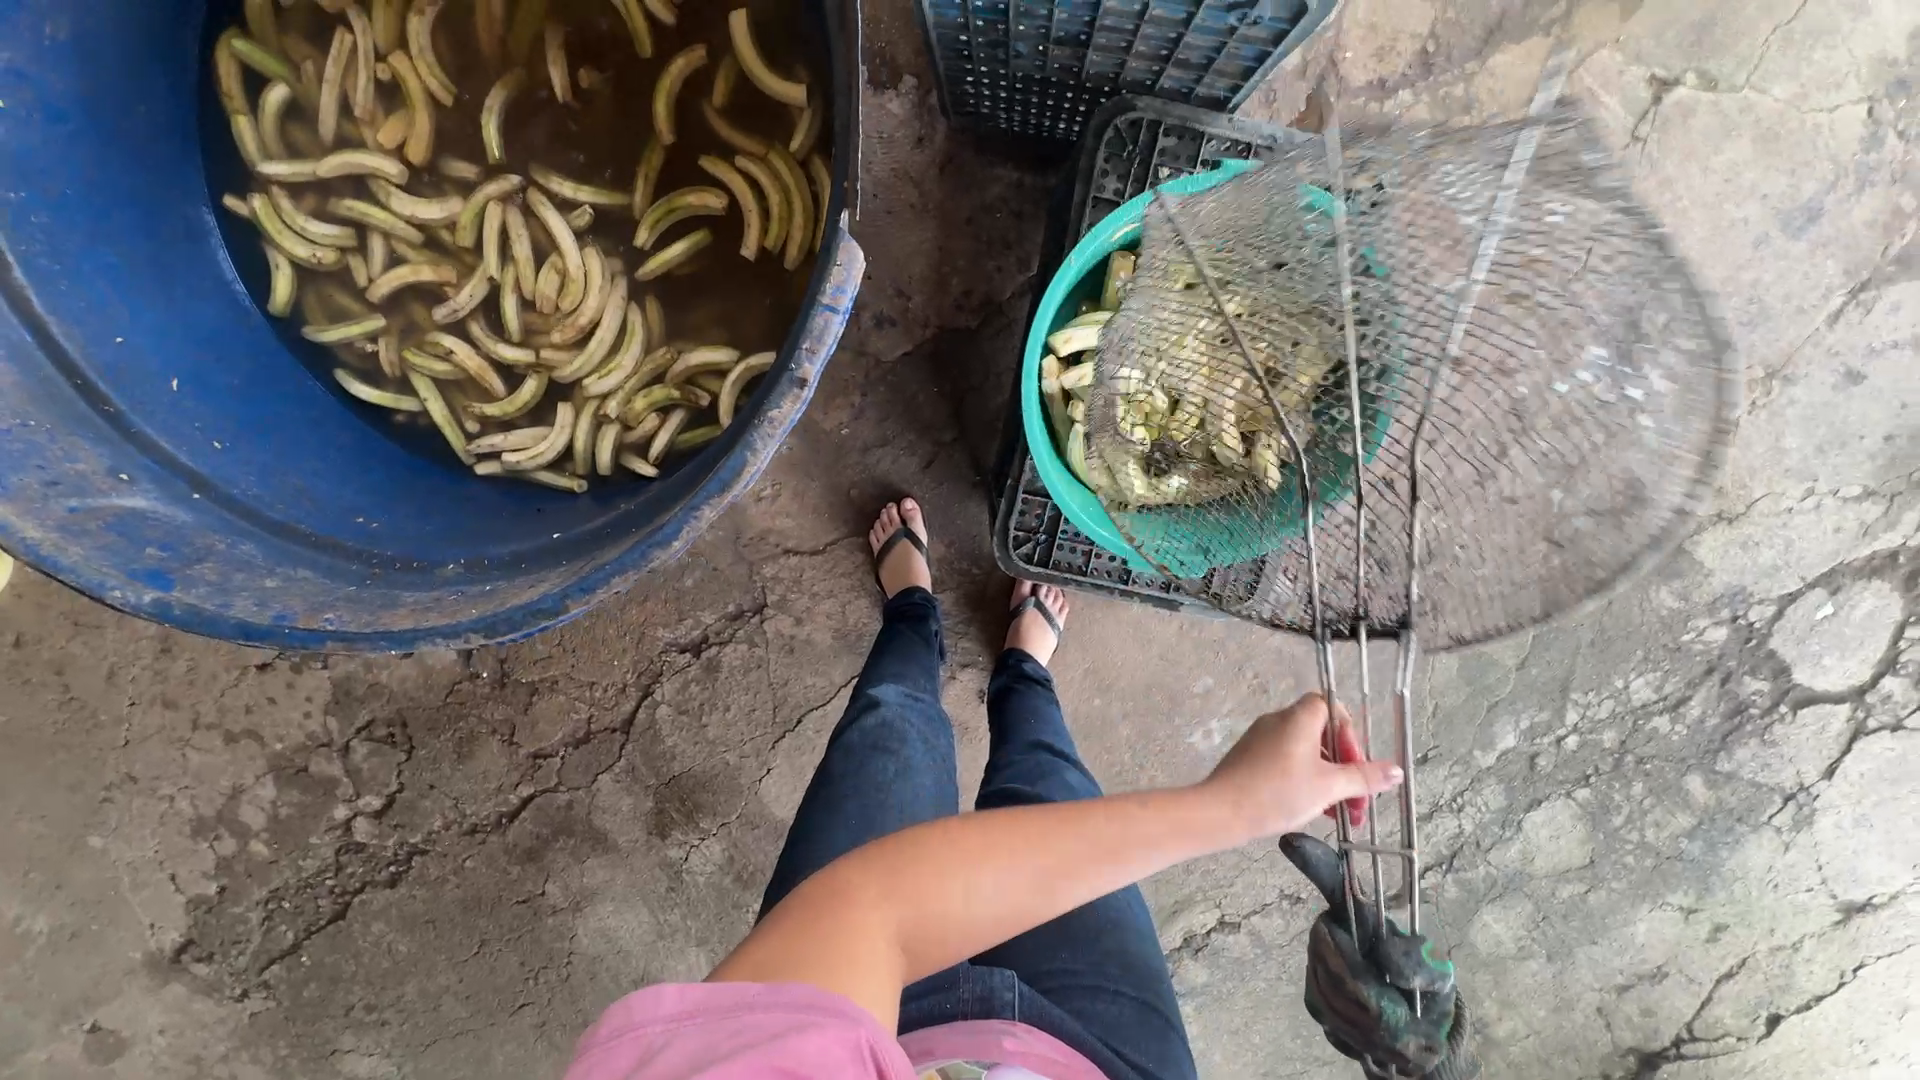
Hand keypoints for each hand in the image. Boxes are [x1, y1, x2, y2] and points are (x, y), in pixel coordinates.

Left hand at [1201, 694, 1402, 840]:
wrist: (1222, 810)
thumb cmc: (1278, 792)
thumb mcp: (1329, 787)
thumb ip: (1363, 777)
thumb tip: (1396, 770)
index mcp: (1297, 718)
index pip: (1330, 705)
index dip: (1349, 732)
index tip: (1356, 763)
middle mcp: (1277, 721)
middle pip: (1321, 733)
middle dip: (1345, 766)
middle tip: (1358, 800)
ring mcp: (1261, 739)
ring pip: (1306, 752)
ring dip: (1329, 780)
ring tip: (1343, 815)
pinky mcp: (1250, 758)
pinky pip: (1287, 762)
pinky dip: (1306, 780)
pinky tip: (1315, 811)